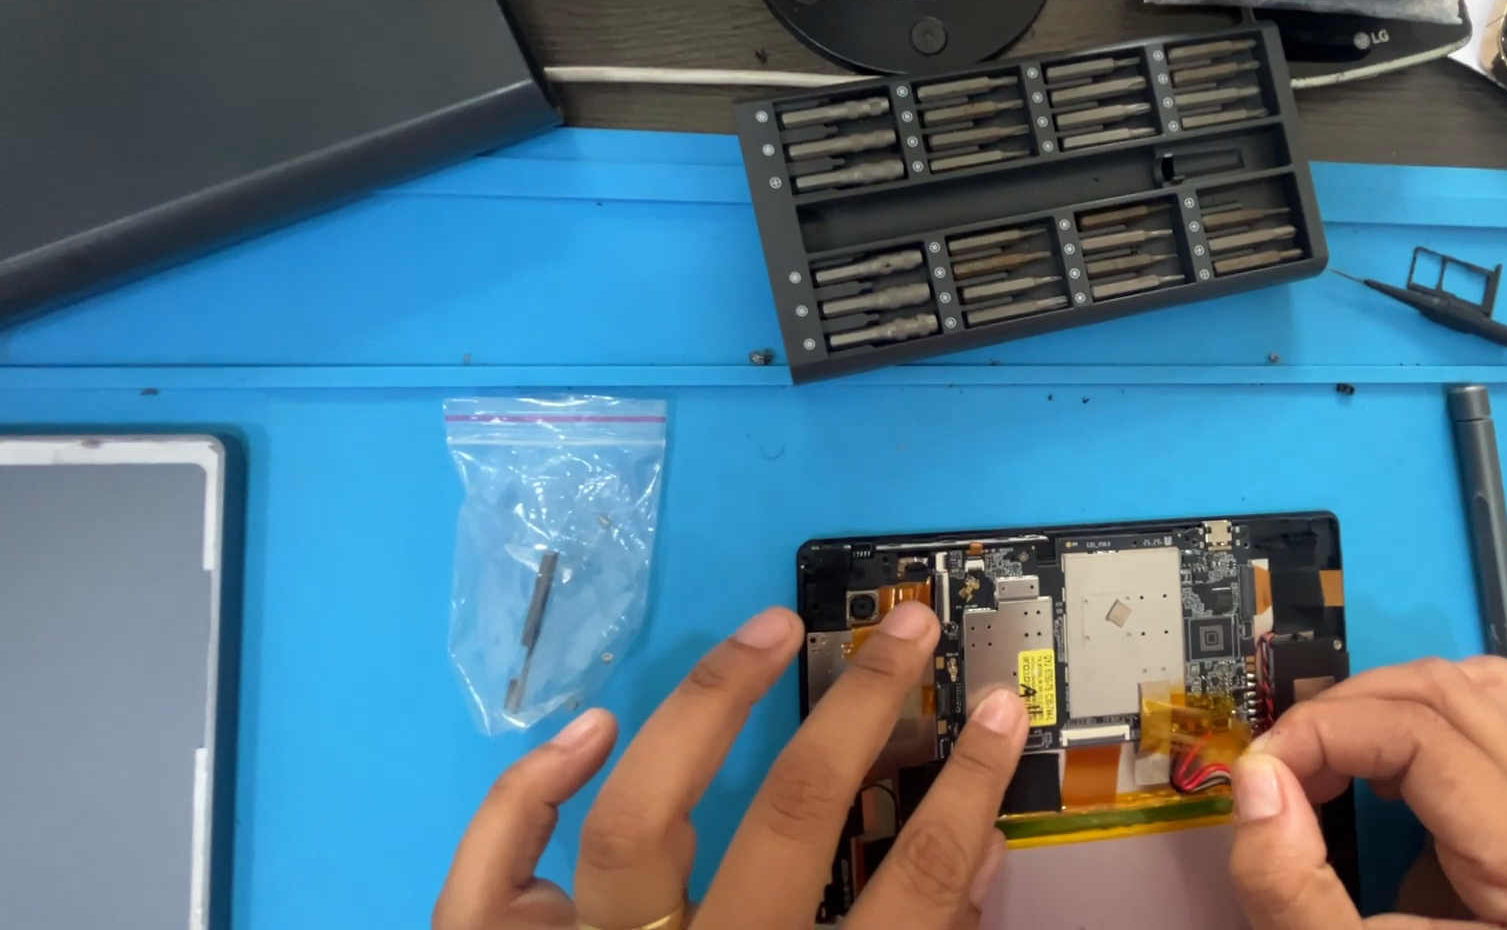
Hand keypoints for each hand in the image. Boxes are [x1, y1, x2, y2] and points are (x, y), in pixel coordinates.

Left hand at [433, 601, 1026, 929]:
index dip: (970, 788)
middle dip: (862, 704)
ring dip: (714, 698)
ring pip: (637, 815)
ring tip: (773, 625)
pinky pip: (491, 875)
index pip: (916, 893)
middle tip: (907, 627)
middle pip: (789, 817)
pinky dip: (529, 792)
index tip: (1003, 706)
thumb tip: (980, 846)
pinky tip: (594, 722)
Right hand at [1228, 656, 1506, 929]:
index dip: (1326, 731)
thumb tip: (1256, 773)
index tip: (1259, 772)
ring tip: (1331, 759)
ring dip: (1385, 704)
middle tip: (1286, 767)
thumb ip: (1290, 888)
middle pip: (1453, 696)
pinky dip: (1428, 719)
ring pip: (1483, 696)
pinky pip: (1499, 729)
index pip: (1426, 738)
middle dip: (1346, 710)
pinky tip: (1387, 765)